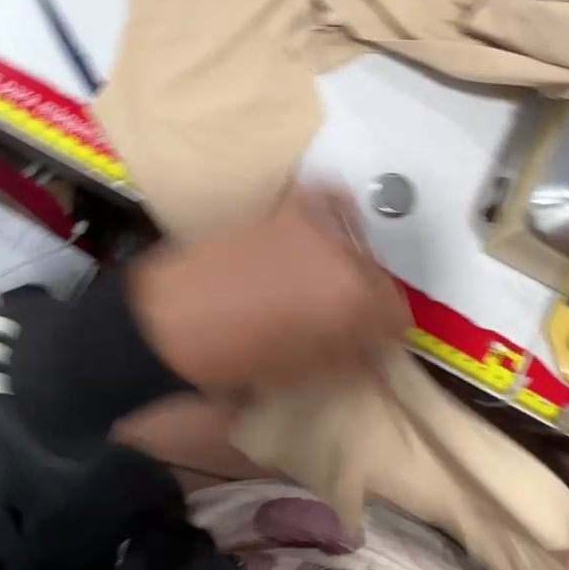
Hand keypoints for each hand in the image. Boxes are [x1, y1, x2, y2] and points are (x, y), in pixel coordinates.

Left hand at [127, 187, 410, 391]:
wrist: (171, 323)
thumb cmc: (237, 361)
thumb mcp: (303, 369)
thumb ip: (346, 351)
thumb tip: (366, 344)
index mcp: (356, 304)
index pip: (398, 316)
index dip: (385, 334)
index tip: (371, 343)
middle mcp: (347, 257)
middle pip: (380, 277)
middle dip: (368, 299)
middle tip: (344, 318)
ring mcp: (315, 227)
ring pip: (357, 241)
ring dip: (351, 261)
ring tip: (325, 280)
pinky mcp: (285, 209)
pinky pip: (326, 200)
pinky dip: (331, 211)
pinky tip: (320, 230)